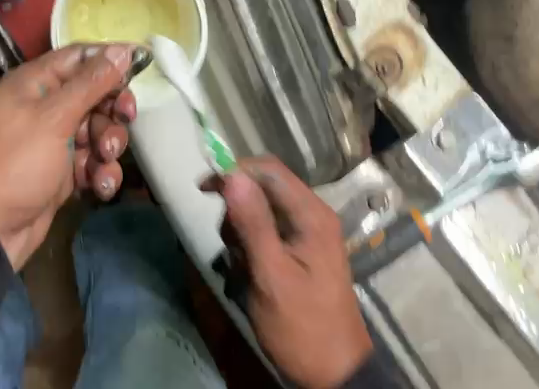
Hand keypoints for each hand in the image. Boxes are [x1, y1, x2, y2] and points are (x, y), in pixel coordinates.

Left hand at [0, 44, 143, 268]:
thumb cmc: (15, 161)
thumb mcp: (54, 118)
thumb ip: (91, 83)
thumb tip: (123, 50)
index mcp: (36, 83)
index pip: (80, 58)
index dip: (110, 60)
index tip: (141, 66)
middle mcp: (44, 106)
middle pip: (93, 94)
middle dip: (112, 109)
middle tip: (125, 119)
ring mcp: (52, 141)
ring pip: (96, 130)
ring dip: (108, 144)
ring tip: (104, 160)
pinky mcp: (60, 172)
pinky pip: (90, 161)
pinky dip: (100, 171)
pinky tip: (101, 186)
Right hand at [210, 157, 371, 388]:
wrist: (334, 376)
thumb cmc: (302, 327)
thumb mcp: (271, 276)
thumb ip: (252, 224)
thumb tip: (231, 175)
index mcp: (311, 214)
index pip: (268, 170)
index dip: (235, 171)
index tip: (204, 191)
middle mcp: (312, 215)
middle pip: (264, 187)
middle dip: (237, 209)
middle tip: (227, 244)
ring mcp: (308, 233)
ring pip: (262, 210)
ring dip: (241, 231)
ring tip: (240, 266)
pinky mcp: (301, 251)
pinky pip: (268, 232)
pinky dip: (251, 246)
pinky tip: (248, 273)